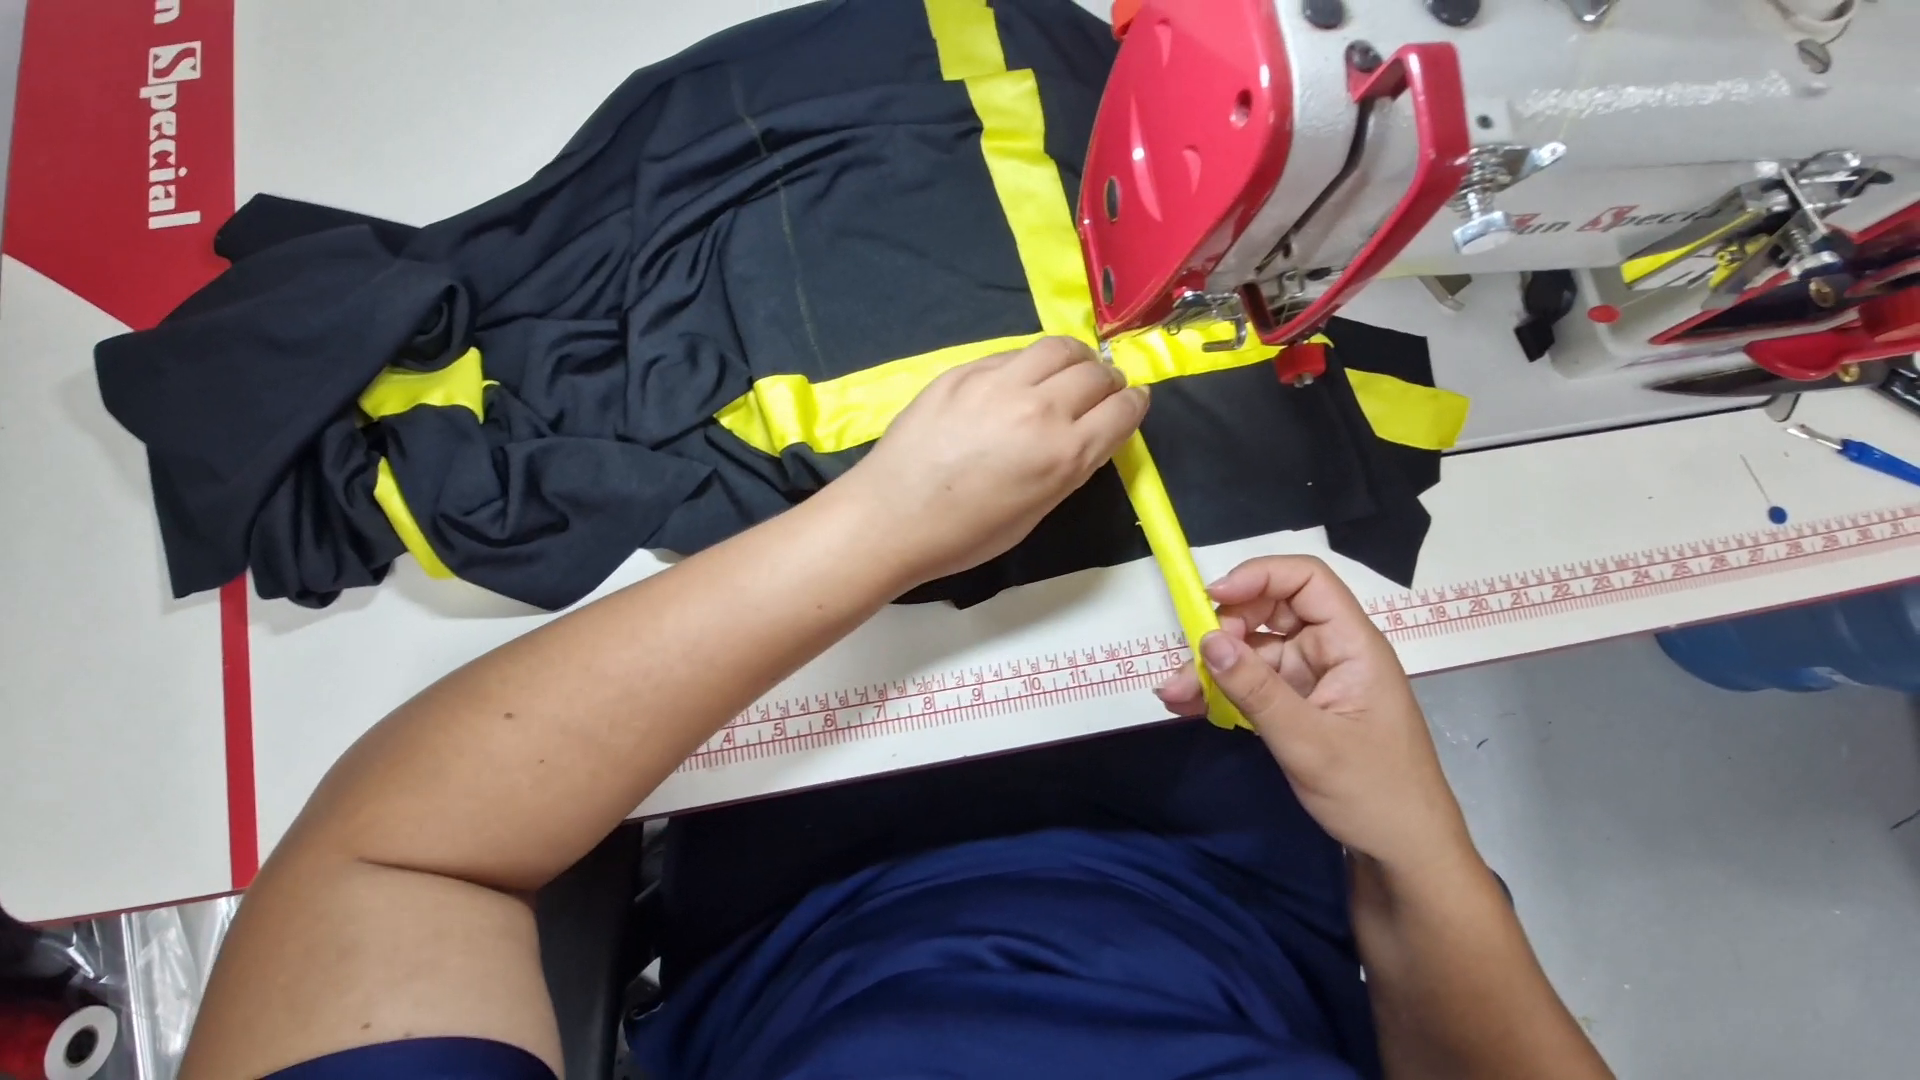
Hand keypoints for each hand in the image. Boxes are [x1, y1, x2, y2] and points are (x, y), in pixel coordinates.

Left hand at [837, 336, 1148, 585]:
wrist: (892, 516)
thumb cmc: (965, 534)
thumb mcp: (1035, 512)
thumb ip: (1070, 467)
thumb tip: (1089, 435)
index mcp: (1064, 454)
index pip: (1123, 410)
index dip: (1134, 405)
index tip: (1132, 405)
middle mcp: (1040, 409)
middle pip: (1096, 374)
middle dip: (1108, 382)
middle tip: (1100, 392)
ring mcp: (999, 383)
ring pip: (1058, 347)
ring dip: (1075, 359)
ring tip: (1067, 373)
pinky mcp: (965, 371)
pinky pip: (1013, 353)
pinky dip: (1029, 362)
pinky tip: (1019, 380)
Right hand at [1155, 556, 1474, 877]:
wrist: (1404, 857)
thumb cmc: (1374, 794)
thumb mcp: (1309, 742)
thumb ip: (1255, 689)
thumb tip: (1206, 640)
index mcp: (1352, 644)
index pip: (1306, 580)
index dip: (1258, 576)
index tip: (1212, 599)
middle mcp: (1331, 652)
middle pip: (1270, 612)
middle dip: (1224, 630)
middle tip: (1193, 663)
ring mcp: (1313, 680)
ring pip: (1253, 651)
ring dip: (1213, 667)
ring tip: (1175, 693)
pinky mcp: (1298, 707)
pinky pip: (1253, 684)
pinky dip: (1221, 691)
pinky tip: (1188, 705)